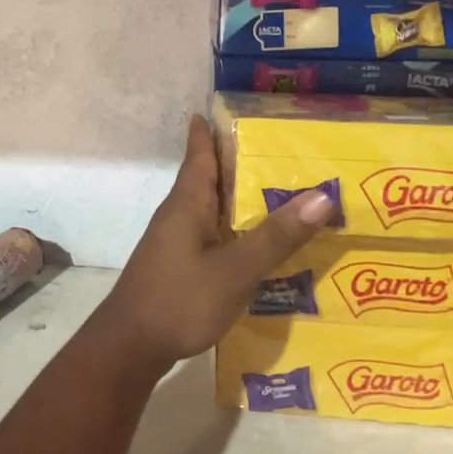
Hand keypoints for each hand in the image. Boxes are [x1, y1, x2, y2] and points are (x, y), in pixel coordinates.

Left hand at [93, 116, 333, 371]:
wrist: (130, 346)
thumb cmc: (180, 299)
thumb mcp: (235, 269)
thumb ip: (276, 236)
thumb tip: (323, 195)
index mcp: (187, 204)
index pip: (199, 155)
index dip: (209, 131)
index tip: (221, 107)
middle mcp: (178, 216)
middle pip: (207, 180)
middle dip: (233, 162)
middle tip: (272, 148)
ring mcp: (174, 244)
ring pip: (209, 209)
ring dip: (235, 199)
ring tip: (273, 192)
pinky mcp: (176, 268)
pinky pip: (209, 236)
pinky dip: (231, 230)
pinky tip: (253, 245)